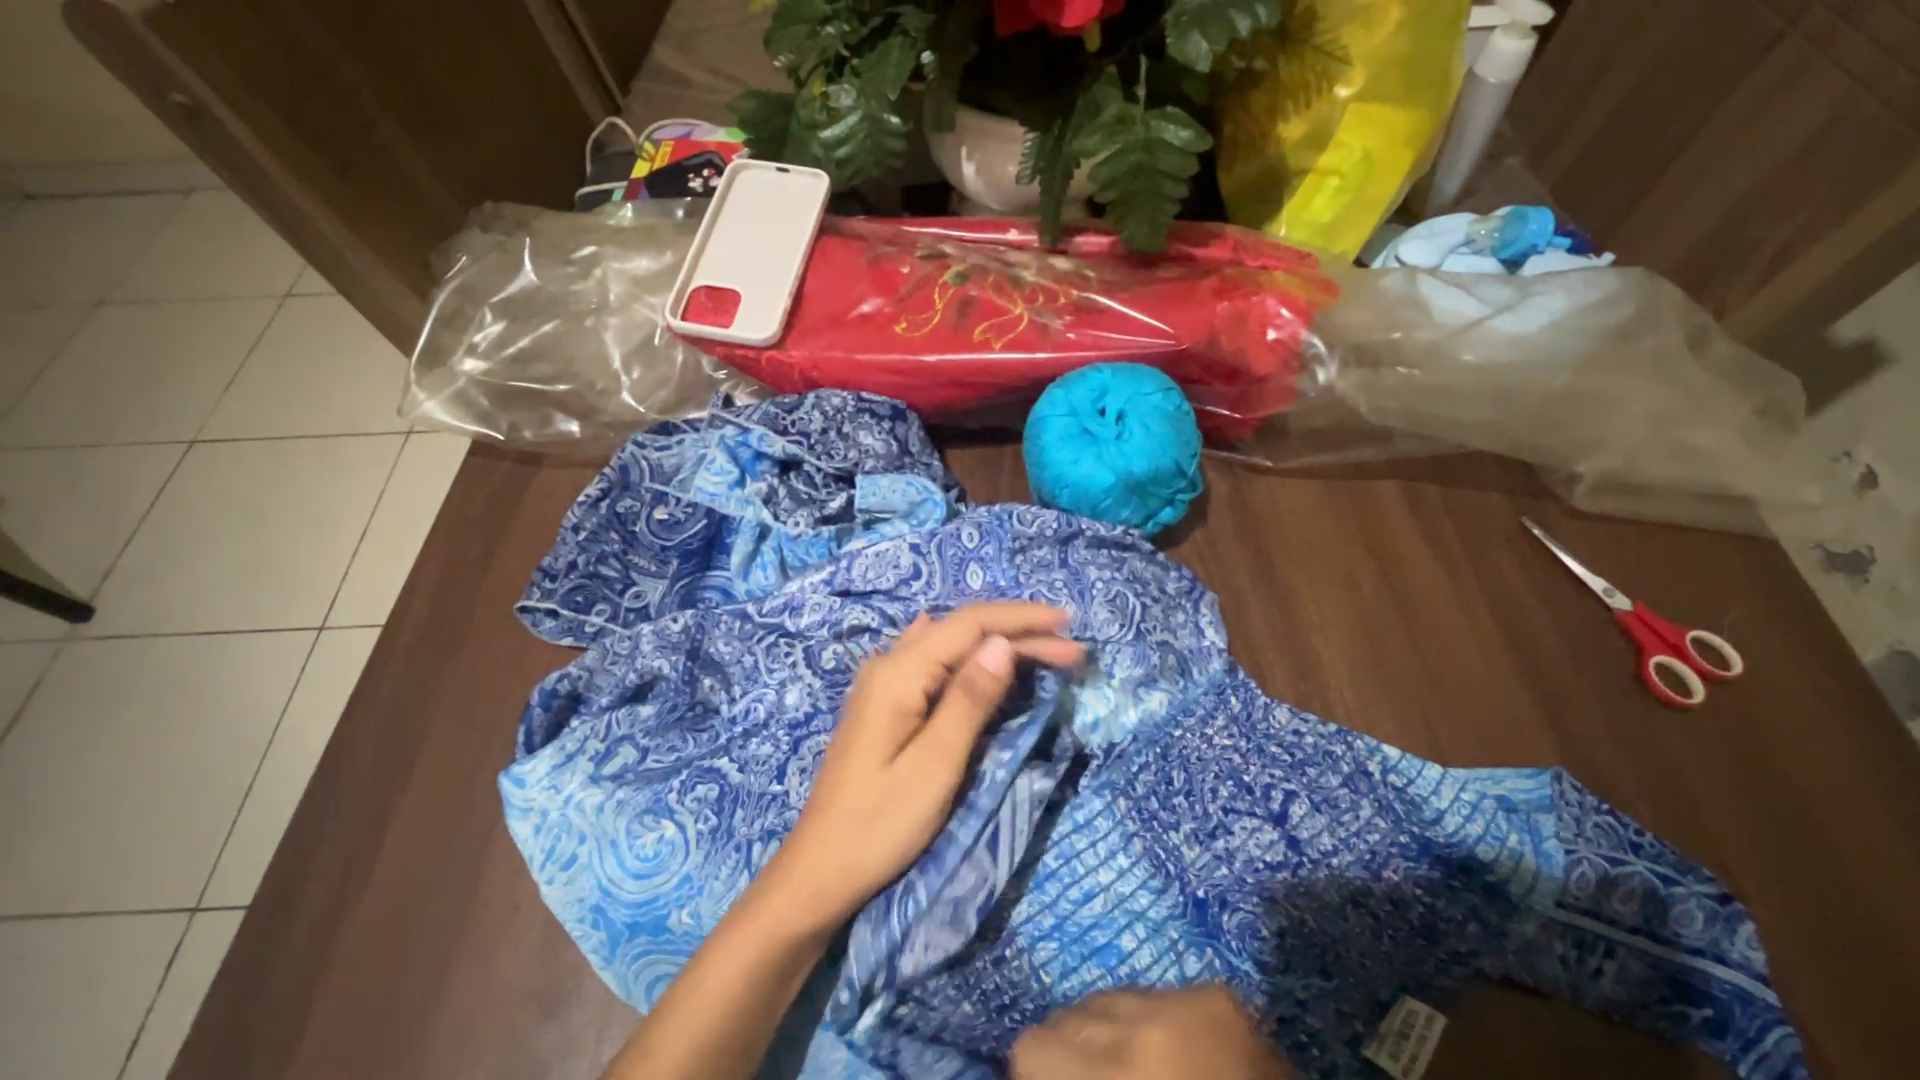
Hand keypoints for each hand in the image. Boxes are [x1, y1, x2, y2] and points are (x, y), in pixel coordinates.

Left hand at [758, 603, 1084, 935]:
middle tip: (1071, 651)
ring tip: (1042, 651)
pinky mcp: (885, 707)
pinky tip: (990, 668)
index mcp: (898, 673)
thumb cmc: (880, 824)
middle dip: (1017, 633)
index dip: (1022, 620)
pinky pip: (936, 666)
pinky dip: (973, 662)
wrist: (822, 868)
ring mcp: (882, 686)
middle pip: (960, 630)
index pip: (969, 624)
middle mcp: (887, 666)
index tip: (1069, 627)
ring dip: (997, 644)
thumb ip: (969, 700)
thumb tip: (1003, 643)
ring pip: (948, 645)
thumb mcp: (935, 764)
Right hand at [1010, 986, 1292, 1079]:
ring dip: (1114, 1027)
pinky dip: (1159, 1019)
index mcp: (1120, 1073)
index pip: (1033, 1042)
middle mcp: (1147, 1022)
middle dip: (1075, 1047)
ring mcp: (1188, 998)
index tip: (1051, 1079)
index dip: (1038, 1068)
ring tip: (1141, 1060)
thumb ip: (1075, 1077)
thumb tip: (1043, 1060)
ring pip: (1111, 994)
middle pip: (1070, 1011)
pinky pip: (1158, 992)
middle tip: (1097, 1074)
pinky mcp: (1221, 992)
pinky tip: (1181, 1049)